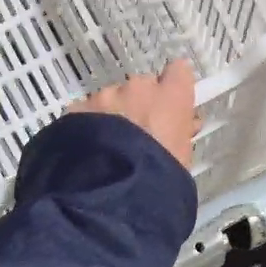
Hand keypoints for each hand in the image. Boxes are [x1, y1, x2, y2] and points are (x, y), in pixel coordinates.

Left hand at [69, 60, 200, 169]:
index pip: (178, 72)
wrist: (117, 194)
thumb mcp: (182, 160)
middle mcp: (138, 87)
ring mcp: (106, 96)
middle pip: (142, 87)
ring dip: (113, 116)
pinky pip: (87, 113)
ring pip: (112, 99)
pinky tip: (89, 151)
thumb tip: (185, 126)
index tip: (171, 107)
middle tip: (138, 136)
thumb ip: (182, 135)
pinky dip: (89, 127)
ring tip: (110, 149)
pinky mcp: (79, 109)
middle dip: (141, 105)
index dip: (174, 88)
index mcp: (170, 97)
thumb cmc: (160, 179)